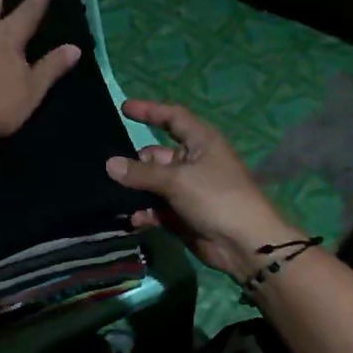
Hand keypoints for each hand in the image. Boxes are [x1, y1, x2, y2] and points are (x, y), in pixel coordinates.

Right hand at [105, 99, 304, 275]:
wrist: (243, 243)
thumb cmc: (216, 198)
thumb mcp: (177, 180)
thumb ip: (141, 172)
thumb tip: (110, 164)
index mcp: (201, 142)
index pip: (173, 117)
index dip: (150, 111)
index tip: (124, 108)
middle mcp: (193, 162)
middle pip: (156, 154)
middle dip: (135, 161)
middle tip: (109, 169)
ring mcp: (187, 189)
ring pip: (153, 183)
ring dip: (136, 189)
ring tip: (114, 195)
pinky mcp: (182, 213)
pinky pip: (156, 207)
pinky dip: (145, 212)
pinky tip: (134, 219)